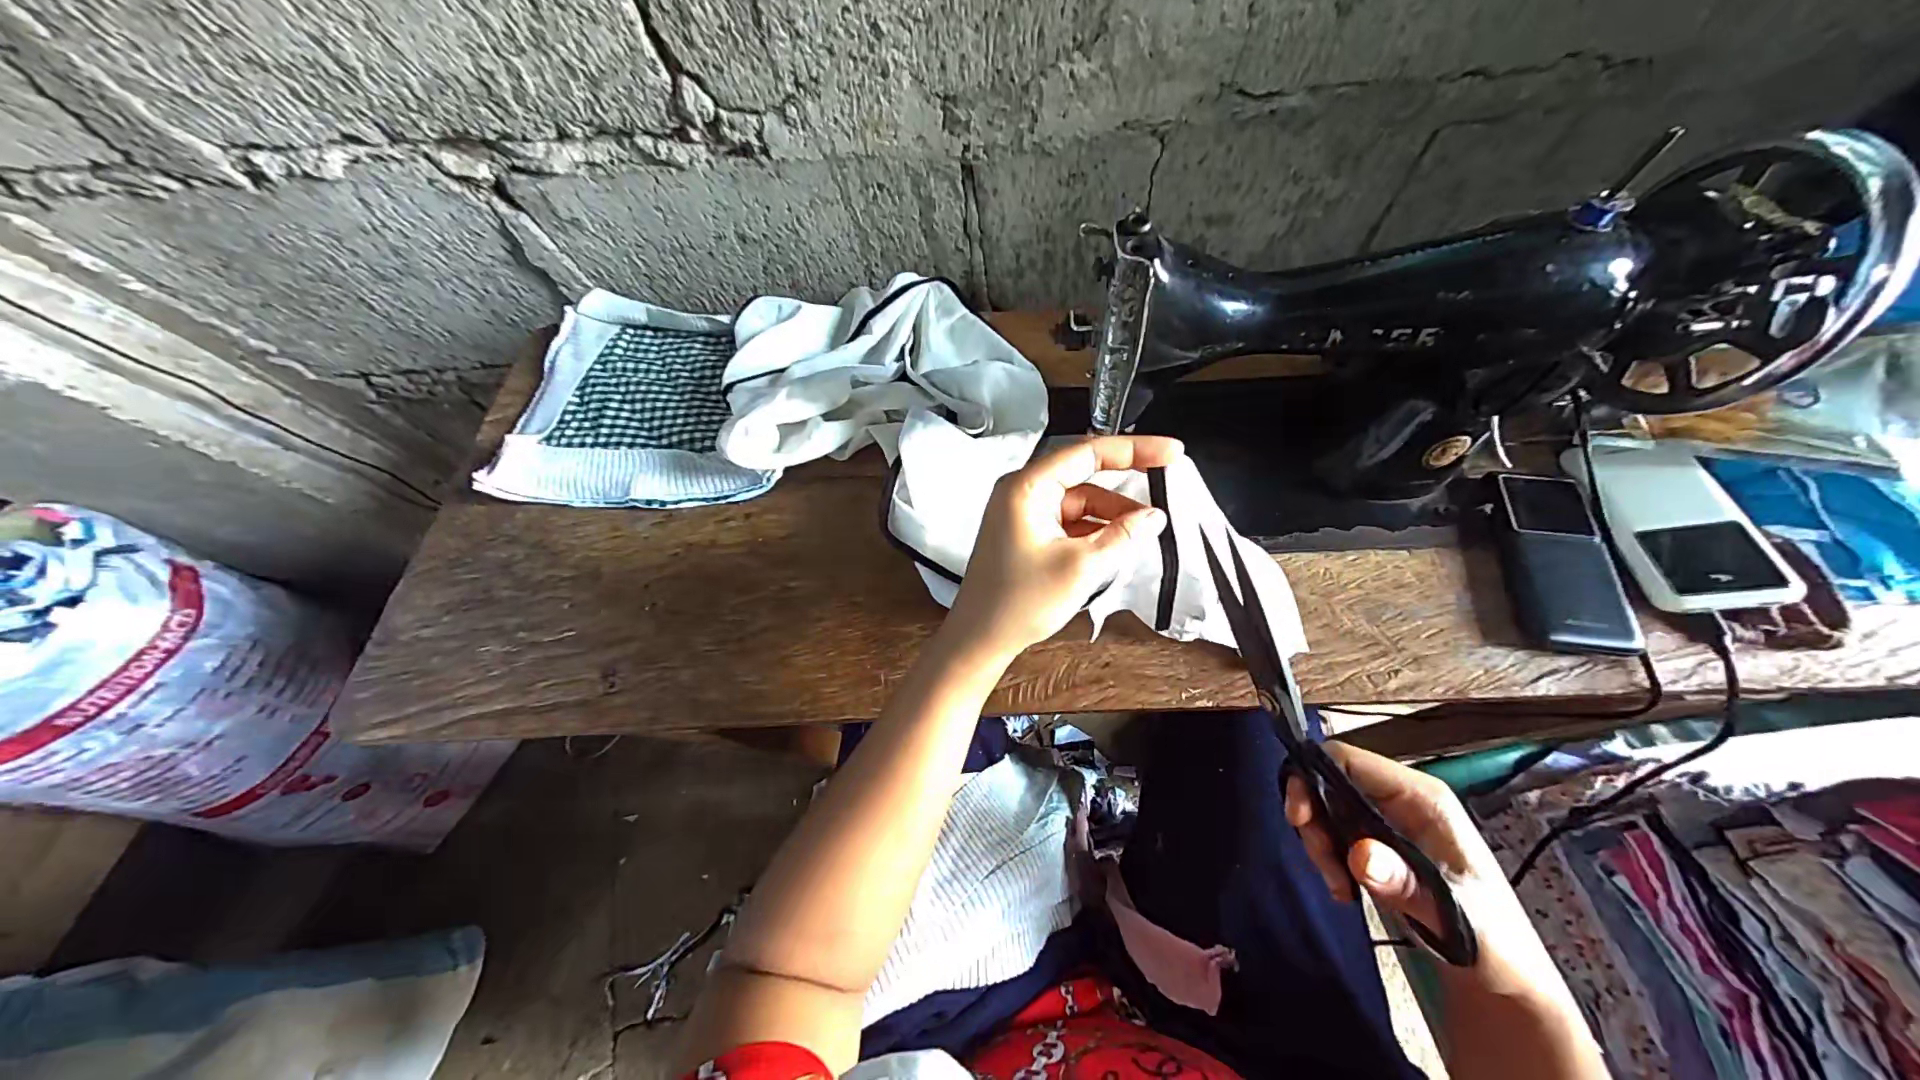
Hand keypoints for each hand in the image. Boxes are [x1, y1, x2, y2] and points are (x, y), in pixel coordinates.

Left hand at [946, 435, 1183, 657]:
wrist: (980, 637)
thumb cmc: (1015, 603)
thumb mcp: (1082, 566)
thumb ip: (1123, 535)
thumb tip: (1152, 516)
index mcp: (1026, 488)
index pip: (1088, 452)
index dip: (1135, 449)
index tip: (1169, 451)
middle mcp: (1021, 492)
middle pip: (1084, 474)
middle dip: (1125, 485)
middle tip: (1164, 487)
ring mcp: (1022, 512)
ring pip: (1079, 499)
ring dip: (1111, 512)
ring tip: (1142, 530)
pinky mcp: (1027, 532)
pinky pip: (1069, 519)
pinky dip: (1094, 528)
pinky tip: (1117, 541)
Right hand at [1286, 741, 1575, 1001]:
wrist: (1501, 978)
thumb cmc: (1490, 942)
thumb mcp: (1452, 916)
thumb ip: (1404, 882)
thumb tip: (1358, 853)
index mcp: (1422, 797)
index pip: (1347, 759)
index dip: (1312, 778)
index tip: (1299, 818)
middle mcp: (1401, 798)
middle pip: (1329, 781)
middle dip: (1314, 819)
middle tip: (1322, 862)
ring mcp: (1388, 818)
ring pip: (1325, 806)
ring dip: (1319, 843)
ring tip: (1339, 885)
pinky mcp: (1376, 841)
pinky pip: (1333, 831)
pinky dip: (1326, 856)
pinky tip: (1344, 887)